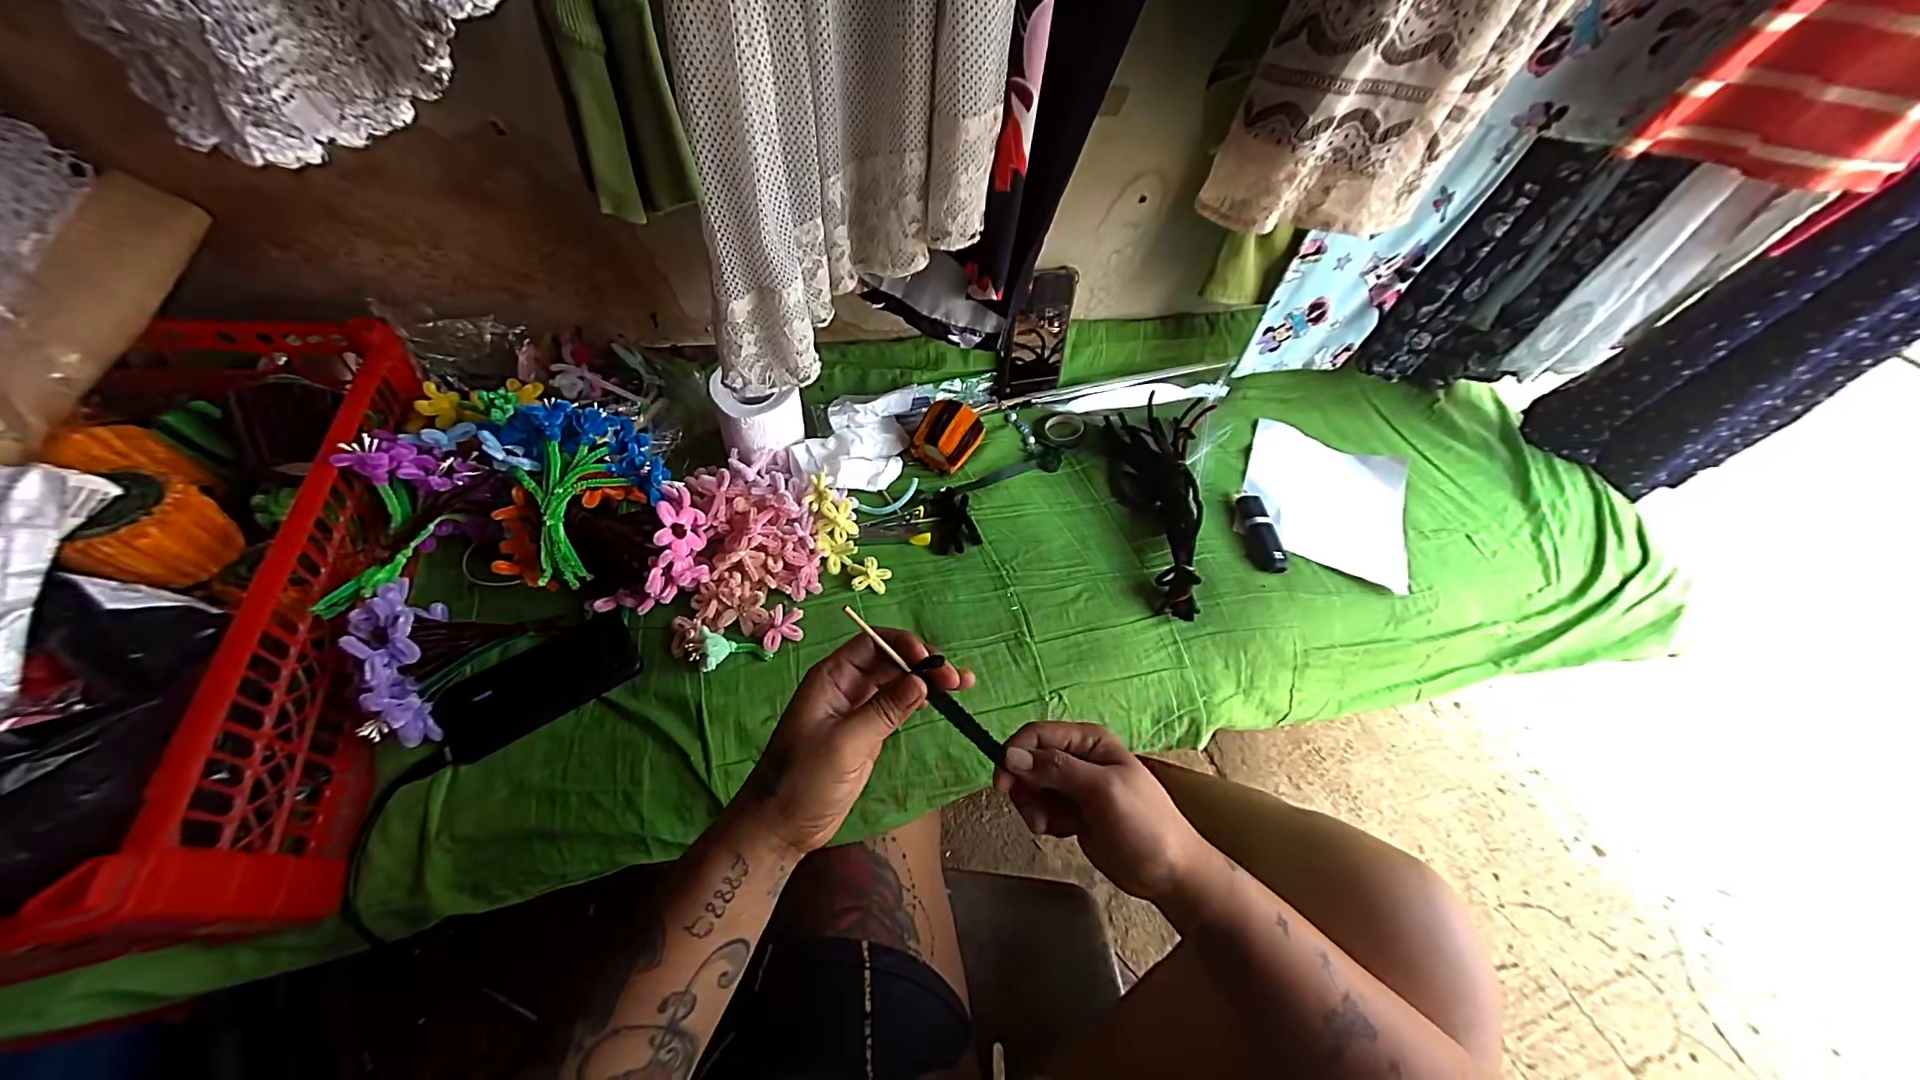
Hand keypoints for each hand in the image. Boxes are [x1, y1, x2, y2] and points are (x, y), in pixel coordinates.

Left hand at [732, 627, 973, 857]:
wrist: (782, 826)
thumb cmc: (803, 781)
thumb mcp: (844, 743)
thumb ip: (884, 710)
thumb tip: (922, 681)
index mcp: (832, 678)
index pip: (872, 643)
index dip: (904, 645)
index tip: (931, 662)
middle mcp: (846, 686)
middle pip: (891, 660)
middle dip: (924, 663)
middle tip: (957, 679)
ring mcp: (859, 709)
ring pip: (899, 682)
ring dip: (929, 680)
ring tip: (963, 684)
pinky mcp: (869, 731)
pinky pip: (899, 705)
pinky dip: (922, 700)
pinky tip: (942, 701)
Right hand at [993, 722, 1212, 903]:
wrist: (1170, 872)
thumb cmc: (1144, 824)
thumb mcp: (1102, 790)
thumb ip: (1057, 769)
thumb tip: (1011, 755)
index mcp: (1089, 740)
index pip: (1037, 735)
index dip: (1015, 754)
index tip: (1003, 783)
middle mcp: (1078, 757)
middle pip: (1028, 761)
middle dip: (1024, 787)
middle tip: (1034, 814)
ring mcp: (1074, 786)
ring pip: (1031, 786)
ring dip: (1032, 807)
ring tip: (1050, 827)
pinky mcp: (1071, 811)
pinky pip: (1041, 807)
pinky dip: (1043, 820)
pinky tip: (1062, 831)